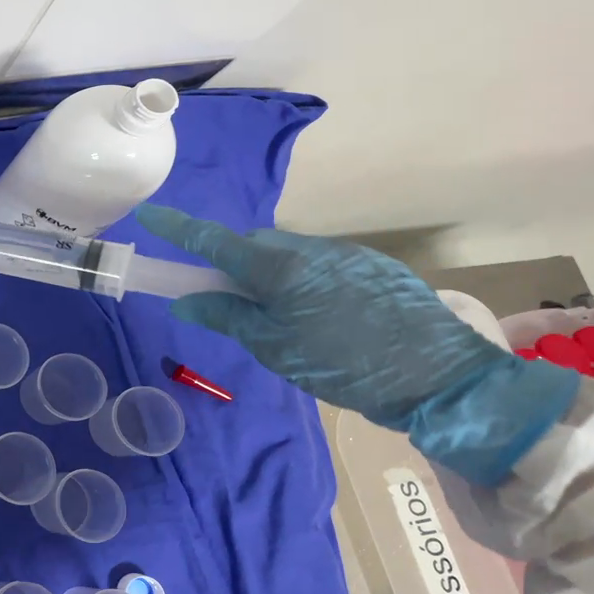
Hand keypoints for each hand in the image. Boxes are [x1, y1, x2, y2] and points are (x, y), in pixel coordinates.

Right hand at [136, 205, 577, 484]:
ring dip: (273, 274)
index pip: (214, 241)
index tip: (149, 213)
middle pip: (254, 244)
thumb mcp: (274, 349)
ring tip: (284, 317)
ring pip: (290, 254)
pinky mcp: (376, 268)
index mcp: (280, 269)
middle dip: (235, 262)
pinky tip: (324, 316)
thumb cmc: (344, 366)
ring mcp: (348, 255)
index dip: (178, 228)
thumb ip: (227, 317)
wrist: (444, 380)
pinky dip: (306, 281)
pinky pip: (322, 264)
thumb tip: (186, 300)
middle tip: (230, 300)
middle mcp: (312, 250)